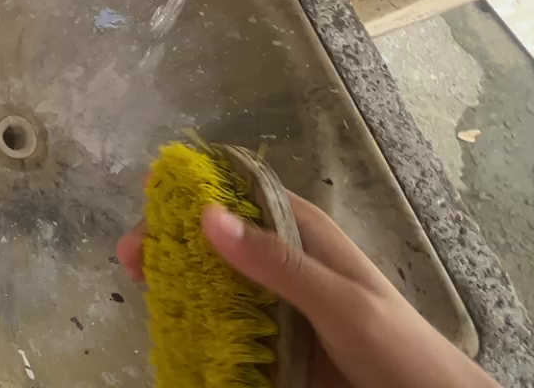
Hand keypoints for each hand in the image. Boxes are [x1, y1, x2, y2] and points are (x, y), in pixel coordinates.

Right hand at [116, 193, 498, 387]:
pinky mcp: (266, 338)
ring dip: (170, 274)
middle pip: (208, 231)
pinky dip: (188, 314)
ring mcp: (270, 297)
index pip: (233, 188)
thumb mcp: (343, 304)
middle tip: (131, 256)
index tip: (147, 189)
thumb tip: (205, 213)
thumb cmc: (403, 351)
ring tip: (139, 285)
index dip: (189, 182)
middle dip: (165, 235)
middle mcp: (276, 255)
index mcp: (297, 229)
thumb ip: (278, 261)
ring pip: (206, 273)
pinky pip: (217, 318)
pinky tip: (166, 319)